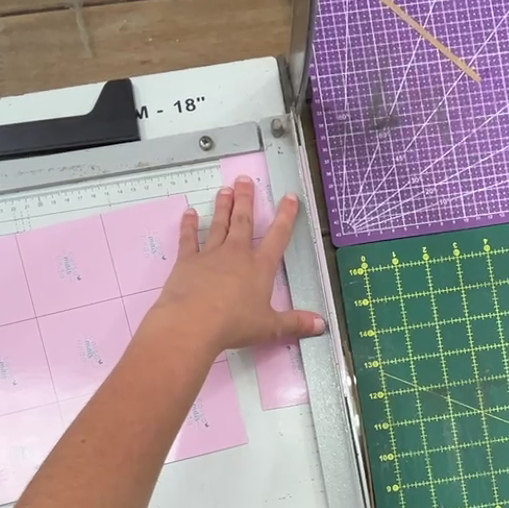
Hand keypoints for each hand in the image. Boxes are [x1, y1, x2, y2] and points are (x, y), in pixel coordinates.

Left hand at [140, 176, 326, 357]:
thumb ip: (295, 323)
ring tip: (225, 190)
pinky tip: (189, 213)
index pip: (277, 237)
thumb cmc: (235, 324)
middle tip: (244, 180)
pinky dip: (189, 225)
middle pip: (243, 222)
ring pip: (219, 224)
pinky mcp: (188, 261)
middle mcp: (236, 254)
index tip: (289, 198)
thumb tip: (320, 324)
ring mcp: (210, 255)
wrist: (193, 322)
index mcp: (260, 267)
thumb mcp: (270, 327)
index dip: (286, 217)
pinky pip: (189, 239)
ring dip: (223, 206)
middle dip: (246, 200)